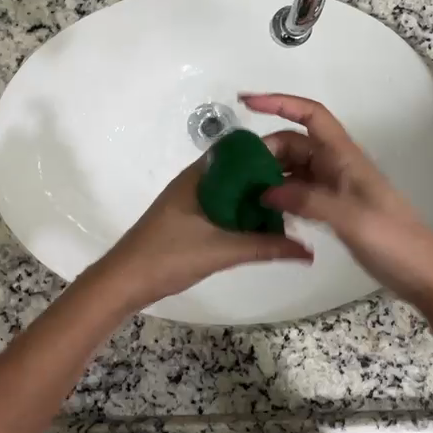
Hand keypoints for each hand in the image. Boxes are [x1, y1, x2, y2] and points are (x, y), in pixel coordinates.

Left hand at [88, 155, 312, 310]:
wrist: (125, 281)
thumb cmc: (167, 256)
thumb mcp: (221, 250)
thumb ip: (265, 247)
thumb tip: (307, 250)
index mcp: (200, 175)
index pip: (242, 150)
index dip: (272, 154)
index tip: (303, 165)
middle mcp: (197, 181)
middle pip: (241, 172)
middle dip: (270, 181)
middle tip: (304, 192)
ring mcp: (192, 201)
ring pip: (233, 193)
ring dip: (257, 201)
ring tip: (290, 211)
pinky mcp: (190, 220)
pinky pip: (224, 209)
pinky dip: (244, 216)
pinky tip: (263, 230)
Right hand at [243, 92, 432, 306]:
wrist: (422, 274)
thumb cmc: (392, 239)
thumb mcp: (349, 217)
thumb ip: (307, 200)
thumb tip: (266, 191)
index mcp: (344, 156)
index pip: (310, 114)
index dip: (280, 102)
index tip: (247, 102)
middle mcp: (336, 165)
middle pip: (294, 144)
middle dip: (265, 150)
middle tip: (237, 172)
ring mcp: (334, 187)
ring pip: (293, 169)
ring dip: (269, 175)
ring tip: (242, 192)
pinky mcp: (333, 208)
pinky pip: (298, 192)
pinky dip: (280, 196)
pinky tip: (263, 212)